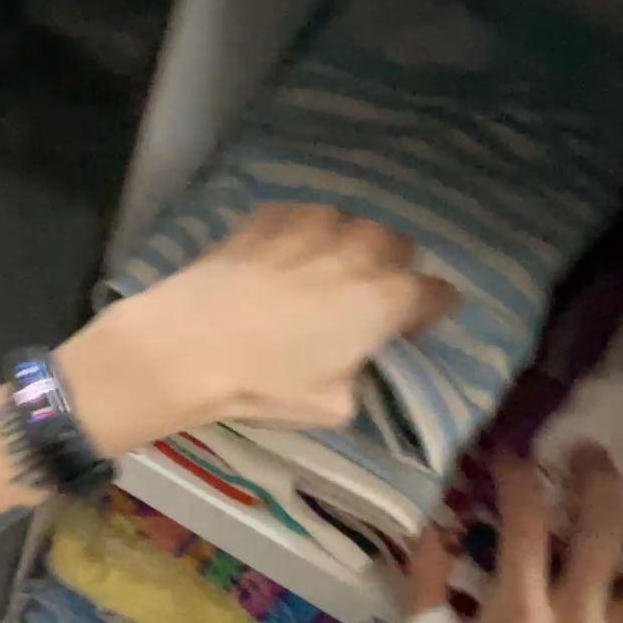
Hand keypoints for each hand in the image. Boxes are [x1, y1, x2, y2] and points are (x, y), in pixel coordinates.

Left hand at [55, 203, 458, 457]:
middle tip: (352, 303)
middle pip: (397, 249)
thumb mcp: (329, 406)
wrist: (186, 346)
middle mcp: (361, 249)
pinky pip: (301, 219)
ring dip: (341, 249)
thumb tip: (350, 365)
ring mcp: (314, 224)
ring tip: (308, 279)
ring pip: (349, 228)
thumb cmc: (262, 384)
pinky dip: (296, 237)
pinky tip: (270, 263)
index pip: (437, 294)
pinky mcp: (269, 215)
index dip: (424, 312)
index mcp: (386, 298)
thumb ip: (358, 379)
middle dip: (385, 272)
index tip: (405, 326)